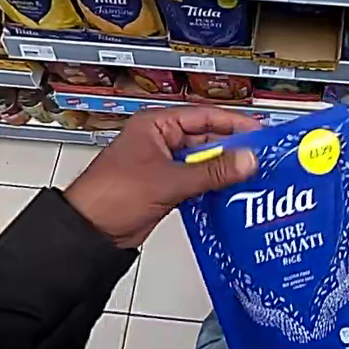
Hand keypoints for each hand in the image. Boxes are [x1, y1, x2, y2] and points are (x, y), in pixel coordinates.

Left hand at [63, 106, 259, 248]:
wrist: (88, 233)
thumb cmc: (110, 196)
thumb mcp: (169, 180)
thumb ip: (212, 171)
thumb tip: (247, 160)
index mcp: (156, 125)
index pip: (203, 116)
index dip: (233, 123)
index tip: (258, 132)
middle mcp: (161, 141)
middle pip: (206, 138)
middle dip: (231, 148)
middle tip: (260, 157)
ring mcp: (163, 164)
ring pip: (202, 161)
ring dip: (223, 169)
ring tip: (251, 175)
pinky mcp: (165, 186)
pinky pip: (196, 180)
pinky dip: (212, 185)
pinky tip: (231, 192)